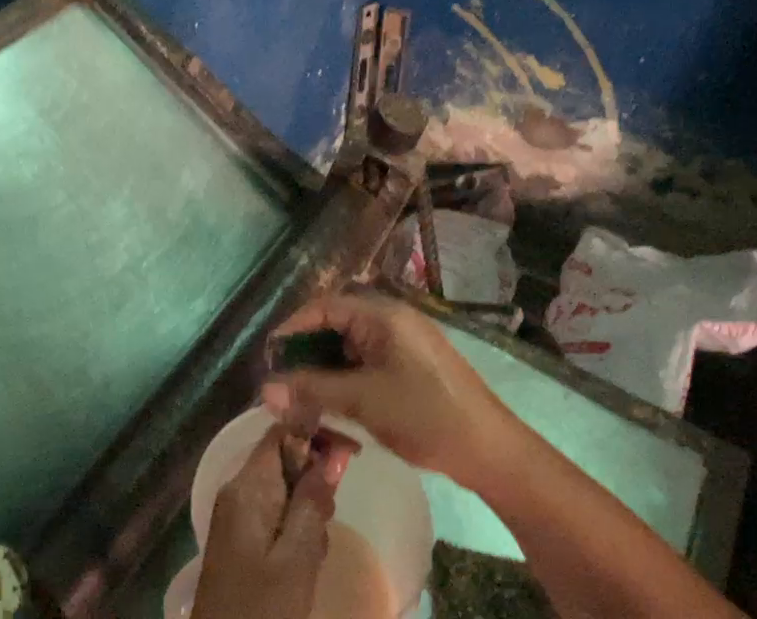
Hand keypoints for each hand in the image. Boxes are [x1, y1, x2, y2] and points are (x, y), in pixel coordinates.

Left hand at [191, 425, 351, 618]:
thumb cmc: (262, 608)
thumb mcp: (297, 558)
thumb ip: (312, 503)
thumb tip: (331, 452)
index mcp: (245, 487)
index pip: (280, 433)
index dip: (316, 432)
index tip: (352, 451)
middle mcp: (236, 490)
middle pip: (283, 460)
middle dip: (314, 482)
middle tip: (327, 520)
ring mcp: (236, 514)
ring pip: (283, 490)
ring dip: (307, 512)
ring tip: (313, 552)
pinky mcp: (240, 538)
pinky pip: (275, 515)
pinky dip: (295, 531)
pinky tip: (303, 562)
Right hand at [262, 292, 519, 488]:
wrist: (493, 451)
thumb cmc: (425, 415)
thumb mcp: (362, 401)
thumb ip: (311, 390)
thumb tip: (263, 389)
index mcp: (383, 316)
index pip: (324, 306)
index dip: (292, 328)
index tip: (269, 357)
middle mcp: (394, 321)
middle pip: (337, 325)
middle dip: (307, 353)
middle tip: (284, 382)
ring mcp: (407, 344)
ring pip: (352, 348)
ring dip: (327, 370)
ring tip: (305, 398)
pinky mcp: (414, 367)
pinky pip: (369, 363)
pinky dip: (348, 379)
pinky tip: (338, 406)